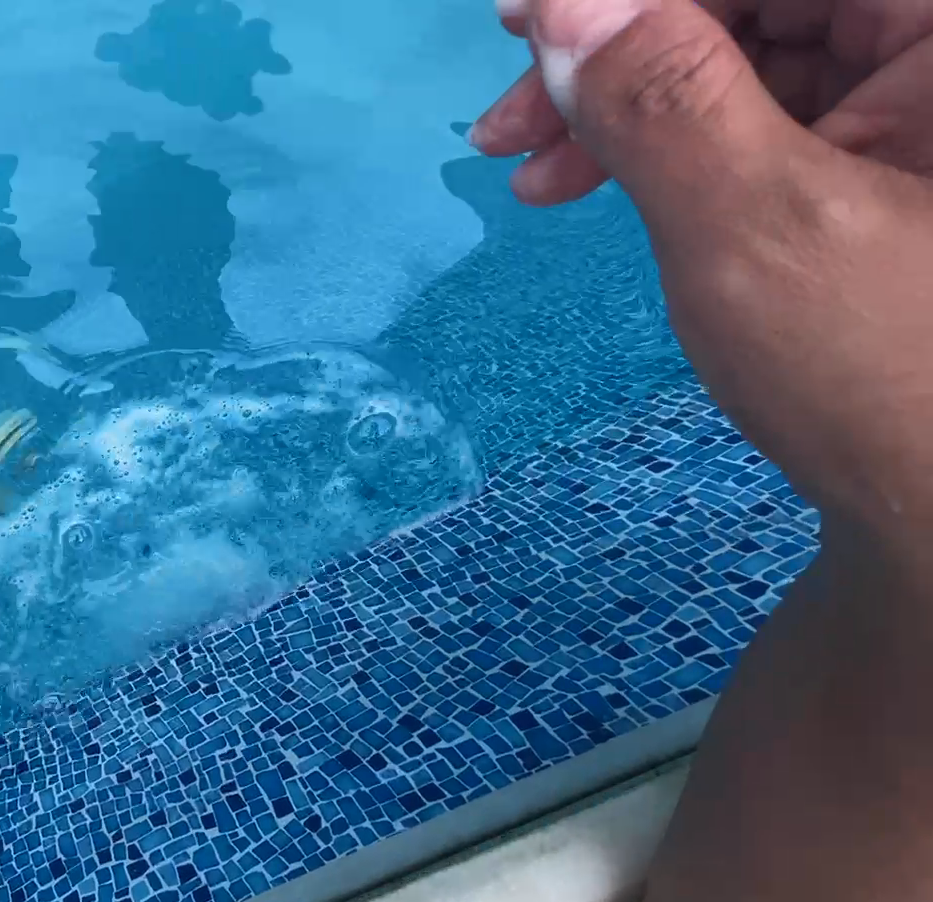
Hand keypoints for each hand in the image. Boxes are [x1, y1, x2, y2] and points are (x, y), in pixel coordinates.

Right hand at [471, 0, 932, 581]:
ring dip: (619, 100)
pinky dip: (654, 138)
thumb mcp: (751, 231)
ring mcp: (926, 85)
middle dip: (618, 47)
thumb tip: (564, 4)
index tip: (520, 18)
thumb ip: (661, 107)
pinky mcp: (885, 136)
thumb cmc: (884, 371)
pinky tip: (583, 181)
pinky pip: (750, 102)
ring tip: (527, 171)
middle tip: (505, 122)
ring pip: (744, 44)